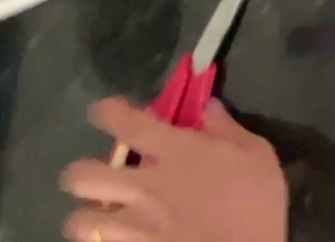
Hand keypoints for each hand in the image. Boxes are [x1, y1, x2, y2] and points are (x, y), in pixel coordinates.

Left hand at [61, 98, 288, 241]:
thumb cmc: (256, 198)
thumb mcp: (256, 152)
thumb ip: (227, 128)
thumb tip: (206, 106)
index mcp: (177, 152)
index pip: (129, 125)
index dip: (108, 113)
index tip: (103, 110)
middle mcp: (144, 186)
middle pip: (83, 177)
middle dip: (80, 172)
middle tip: (97, 173)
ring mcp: (133, 226)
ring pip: (78, 221)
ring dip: (85, 215)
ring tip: (99, 214)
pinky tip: (114, 240)